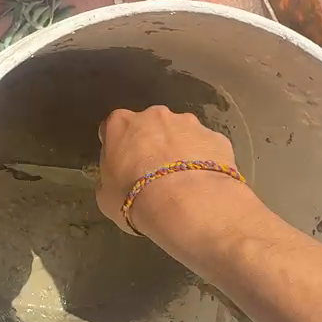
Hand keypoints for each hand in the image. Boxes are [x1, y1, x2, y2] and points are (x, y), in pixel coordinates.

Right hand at [95, 106, 276, 251]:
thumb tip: (117, 178)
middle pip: (149, 126)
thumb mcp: (105, 196)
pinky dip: (204, 161)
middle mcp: (154, 115)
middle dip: (150, 144)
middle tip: (152, 175)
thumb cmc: (135, 199)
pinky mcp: (217, 137)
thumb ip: (109, 178)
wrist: (188, 206)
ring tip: (182, 182)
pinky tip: (203, 184)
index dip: (118, 149)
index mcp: (120, 124)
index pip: (113, 129)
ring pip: (180, 134)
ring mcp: (189, 123)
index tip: (122, 167)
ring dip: (179, 150)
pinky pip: (206, 148)